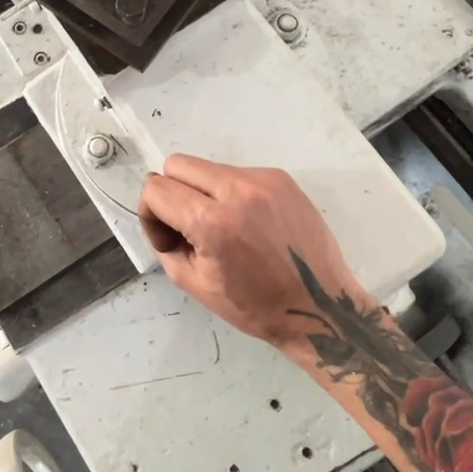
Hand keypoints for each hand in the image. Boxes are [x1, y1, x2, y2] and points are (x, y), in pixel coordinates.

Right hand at [138, 155, 373, 344]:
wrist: (320, 307)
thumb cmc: (253, 305)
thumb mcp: (192, 282)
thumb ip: (165, 242)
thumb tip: (162, 215)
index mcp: (212, 222)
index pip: (156, 189)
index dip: (151, 214)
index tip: (168, 238)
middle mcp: (237, 190)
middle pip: (176, 164)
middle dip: (172, 193)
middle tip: (188, 227)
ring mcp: (263, 179)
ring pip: (207, 167)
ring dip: (202, 192)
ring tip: (223, 226)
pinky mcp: (281, 178)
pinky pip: (237, 173)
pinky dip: (231, 193)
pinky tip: (248, 223)